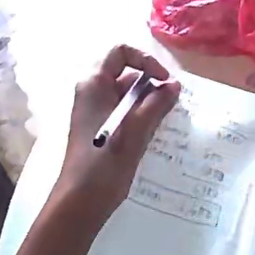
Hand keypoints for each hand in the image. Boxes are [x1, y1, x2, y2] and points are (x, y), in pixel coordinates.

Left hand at [45, 45, 178, 230]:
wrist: (80, 202)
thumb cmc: (103, 164)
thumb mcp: (135, 131)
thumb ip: (155, 104)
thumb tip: (174, 85)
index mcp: (93, 85)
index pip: (120, 53)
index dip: (146, 61)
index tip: (164, 82)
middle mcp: (92, 93)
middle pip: (126, 74)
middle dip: (151, 85)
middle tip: (171, 105)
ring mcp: (96, 113)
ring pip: (128, 97)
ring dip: (149, 104)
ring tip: (165, 123)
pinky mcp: (102, 131)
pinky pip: (125, 114)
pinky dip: (142, 118)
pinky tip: (153, 135)